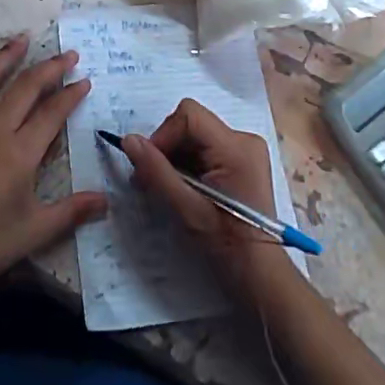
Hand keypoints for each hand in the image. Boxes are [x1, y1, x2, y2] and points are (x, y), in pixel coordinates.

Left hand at [0, 36, 107, 302]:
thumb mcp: (37, 230)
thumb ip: (73, 210)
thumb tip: (108, 199)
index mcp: (20, 154)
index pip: (52, 112)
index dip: (70, 94)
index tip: (84, 81)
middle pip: (25, 87)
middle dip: (50, 67)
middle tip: (68, 55)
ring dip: (6, 57)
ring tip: (22, 40)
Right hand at [121, 99, 296, 294]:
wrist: (256, 269)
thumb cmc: (224, 241)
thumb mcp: (185, 207)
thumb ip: (156, 170)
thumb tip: (128, 140)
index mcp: (236, 148)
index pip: (188, 116)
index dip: (163, 135)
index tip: (149, 165)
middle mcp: (244, 140)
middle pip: (190, 124)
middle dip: (166, 148)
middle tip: (152, 180)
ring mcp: (244, 149)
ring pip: (193, 136)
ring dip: (174, 157)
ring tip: (167, 187)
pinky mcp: (240, 159)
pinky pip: (203, 147)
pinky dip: (186, 163)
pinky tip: (184, 188)